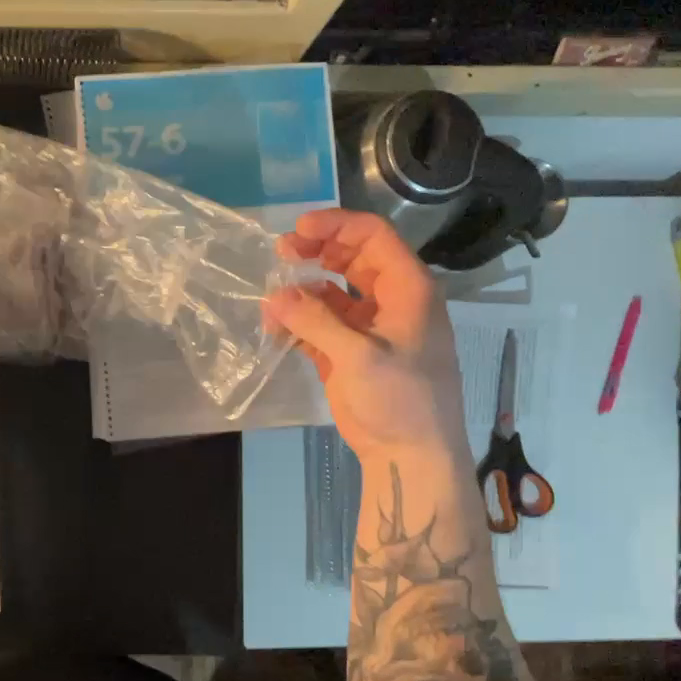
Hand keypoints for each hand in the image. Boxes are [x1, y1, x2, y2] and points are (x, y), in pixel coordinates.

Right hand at [264, 209, 465, 460]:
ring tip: (270, 301)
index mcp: (408, 290)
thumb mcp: (359, 356)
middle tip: (280, 252)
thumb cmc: (400, 398)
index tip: (298, 228)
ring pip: (333, 294)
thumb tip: (274, 297)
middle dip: (318, 252)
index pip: (374, 239)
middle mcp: (389, 302)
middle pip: (353, 260)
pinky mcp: (349, 357)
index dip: (337, 226)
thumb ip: (315, 322)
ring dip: (302, 292)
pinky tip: (275, 328)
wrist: (411, 453)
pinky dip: (298, 324)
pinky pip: (321, 328)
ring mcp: (368, 330)